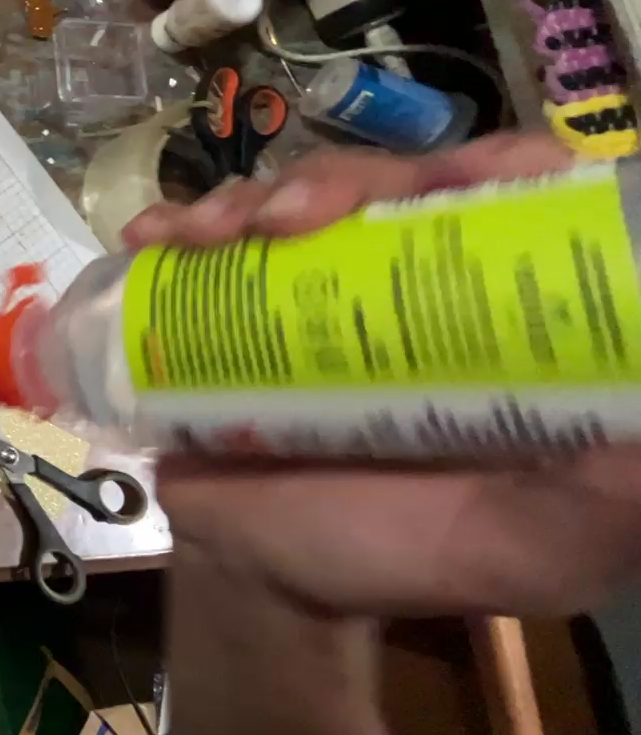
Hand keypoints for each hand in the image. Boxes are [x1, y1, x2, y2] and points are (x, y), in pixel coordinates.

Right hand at [127, 131, 640, 616]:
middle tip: (282, 221)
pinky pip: (187, 247)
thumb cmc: (382, 555)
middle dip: (329, 181)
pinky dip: (165, 226)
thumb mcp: (516, 549)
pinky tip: (143, 239)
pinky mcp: (205, 308)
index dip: (485, 169)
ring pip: (273, 202)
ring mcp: (284, 293)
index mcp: (478, 325)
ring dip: (234, 199)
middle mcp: (382, 288)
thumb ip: (595, 504)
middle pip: (372, 186)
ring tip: (194, 236)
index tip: (450, 177)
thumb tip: (639, 422)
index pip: (498, 209)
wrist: (243, 566)